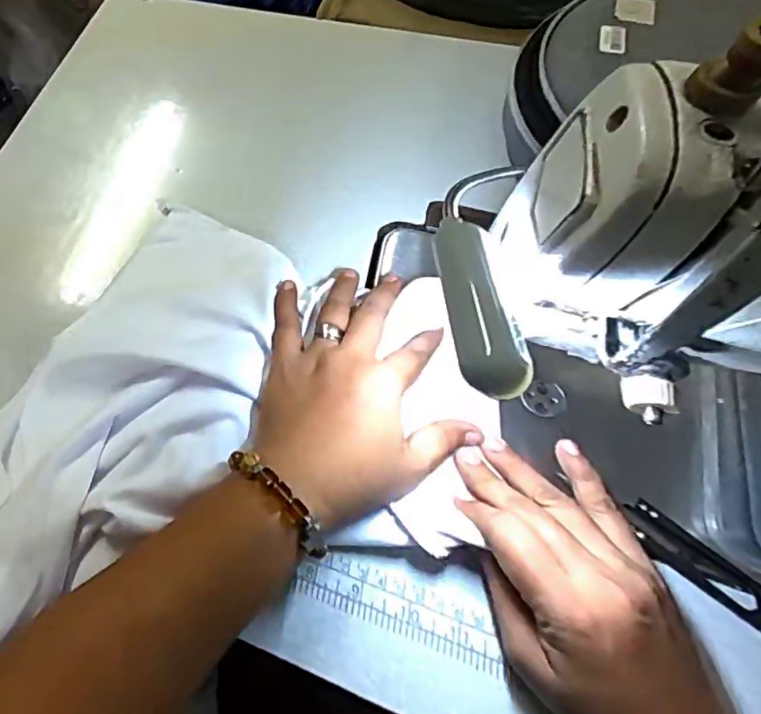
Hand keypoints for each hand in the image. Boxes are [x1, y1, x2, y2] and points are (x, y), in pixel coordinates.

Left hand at [251, 271, 481, 528]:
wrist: (290, 488)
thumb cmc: (352, 479)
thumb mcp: (406, 468)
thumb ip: (440, 441)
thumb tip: (477, 429)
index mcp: (382, 381)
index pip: (414, 353)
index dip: (428, 340)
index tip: (436, 327)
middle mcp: (350, 358)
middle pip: (372, 317)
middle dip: (386, 295)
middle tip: (394, 279)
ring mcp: (314, 357)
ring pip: (330, 312)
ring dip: (342, 289)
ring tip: (348, 272)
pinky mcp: (284, 364)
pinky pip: (285, 325)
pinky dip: (285, 303)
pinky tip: (287, 286)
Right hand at [456, 440, 721, 713]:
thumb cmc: (603, 710)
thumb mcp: (538, 669)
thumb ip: (506, 603)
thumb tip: (484, 549)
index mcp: (573, 609)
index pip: (515, 538)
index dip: (481, 512)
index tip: (457, 494)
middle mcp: (604, 577)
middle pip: (538, 514)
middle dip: (496, 481)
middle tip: (468, 455)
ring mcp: (629, 565)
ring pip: (568, 504)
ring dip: (527, 471)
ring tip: (498, 447)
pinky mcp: (644, 562)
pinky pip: (610, 509)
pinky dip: (586, 475)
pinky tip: (567, 449)